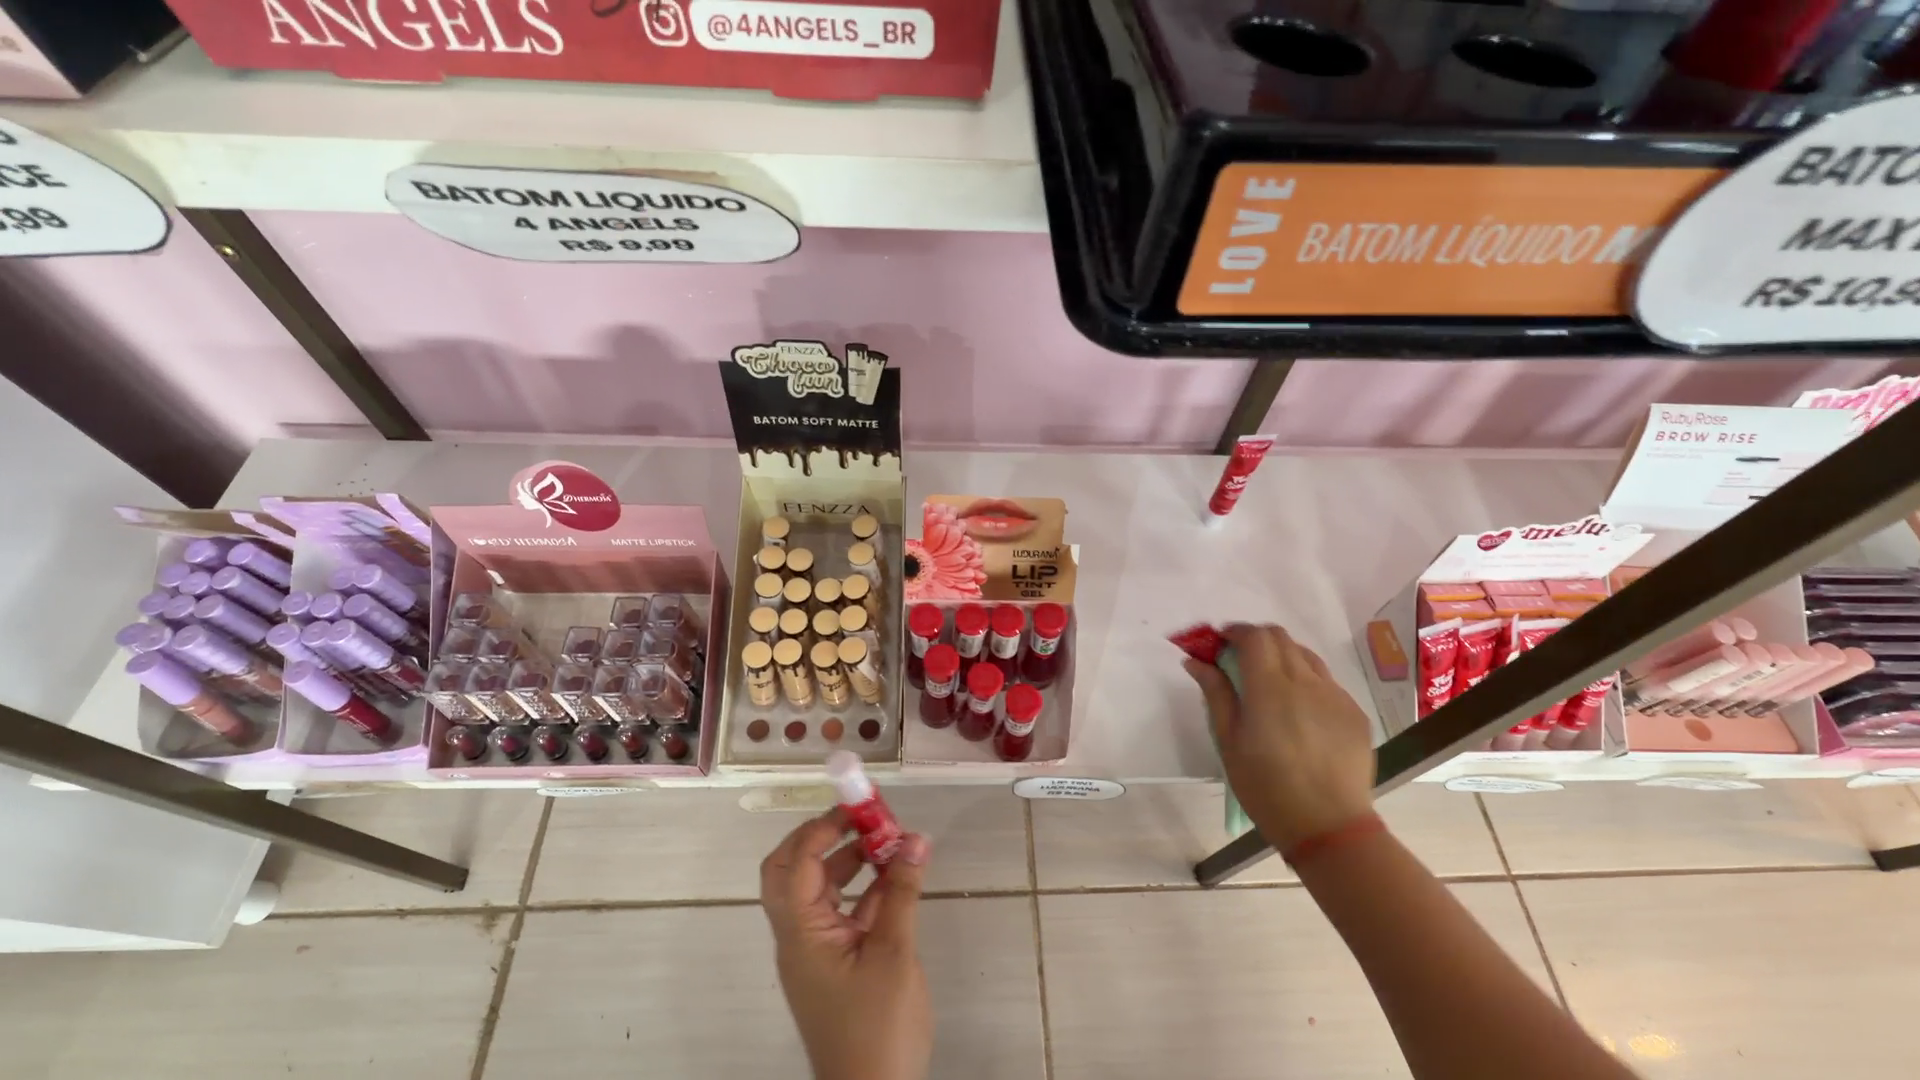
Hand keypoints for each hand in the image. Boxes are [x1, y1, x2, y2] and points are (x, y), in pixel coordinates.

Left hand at [760, 810, 933, 1079]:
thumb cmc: (878, 1025)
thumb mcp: (894, 953)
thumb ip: (901, 892)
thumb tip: (915, 838)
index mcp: (800, 932)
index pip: (798, 863)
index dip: (824, 827)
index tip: (858, 804)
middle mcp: (797, 936)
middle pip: (793, 872)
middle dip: (825, 838)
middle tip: (863, 818)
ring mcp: (813, 952)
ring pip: (818, 891)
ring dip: (847, 862)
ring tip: (889, 844)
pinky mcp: (833, 966)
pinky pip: (839, 914)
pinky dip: (862, 891)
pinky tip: (894, 881)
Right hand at [1184, 623, 1375, 851]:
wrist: (1329, 826)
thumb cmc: (1267, 788)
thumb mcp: (1229, 743)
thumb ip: (1216, 695)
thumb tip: (1196, 661)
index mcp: (1270, 688)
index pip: (1254, 636)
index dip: (1234, 632)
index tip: (1220, 643)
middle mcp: (1306, 682)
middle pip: (1280, 637)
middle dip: (1256, 640)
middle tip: (1239, 661)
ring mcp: (1335, 695)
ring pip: (1306, 657)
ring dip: (1282, 657)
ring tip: (1269, 686)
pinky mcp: (1354, 712)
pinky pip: (1326, 683)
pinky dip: (1306, 683)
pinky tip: (1299, 715)